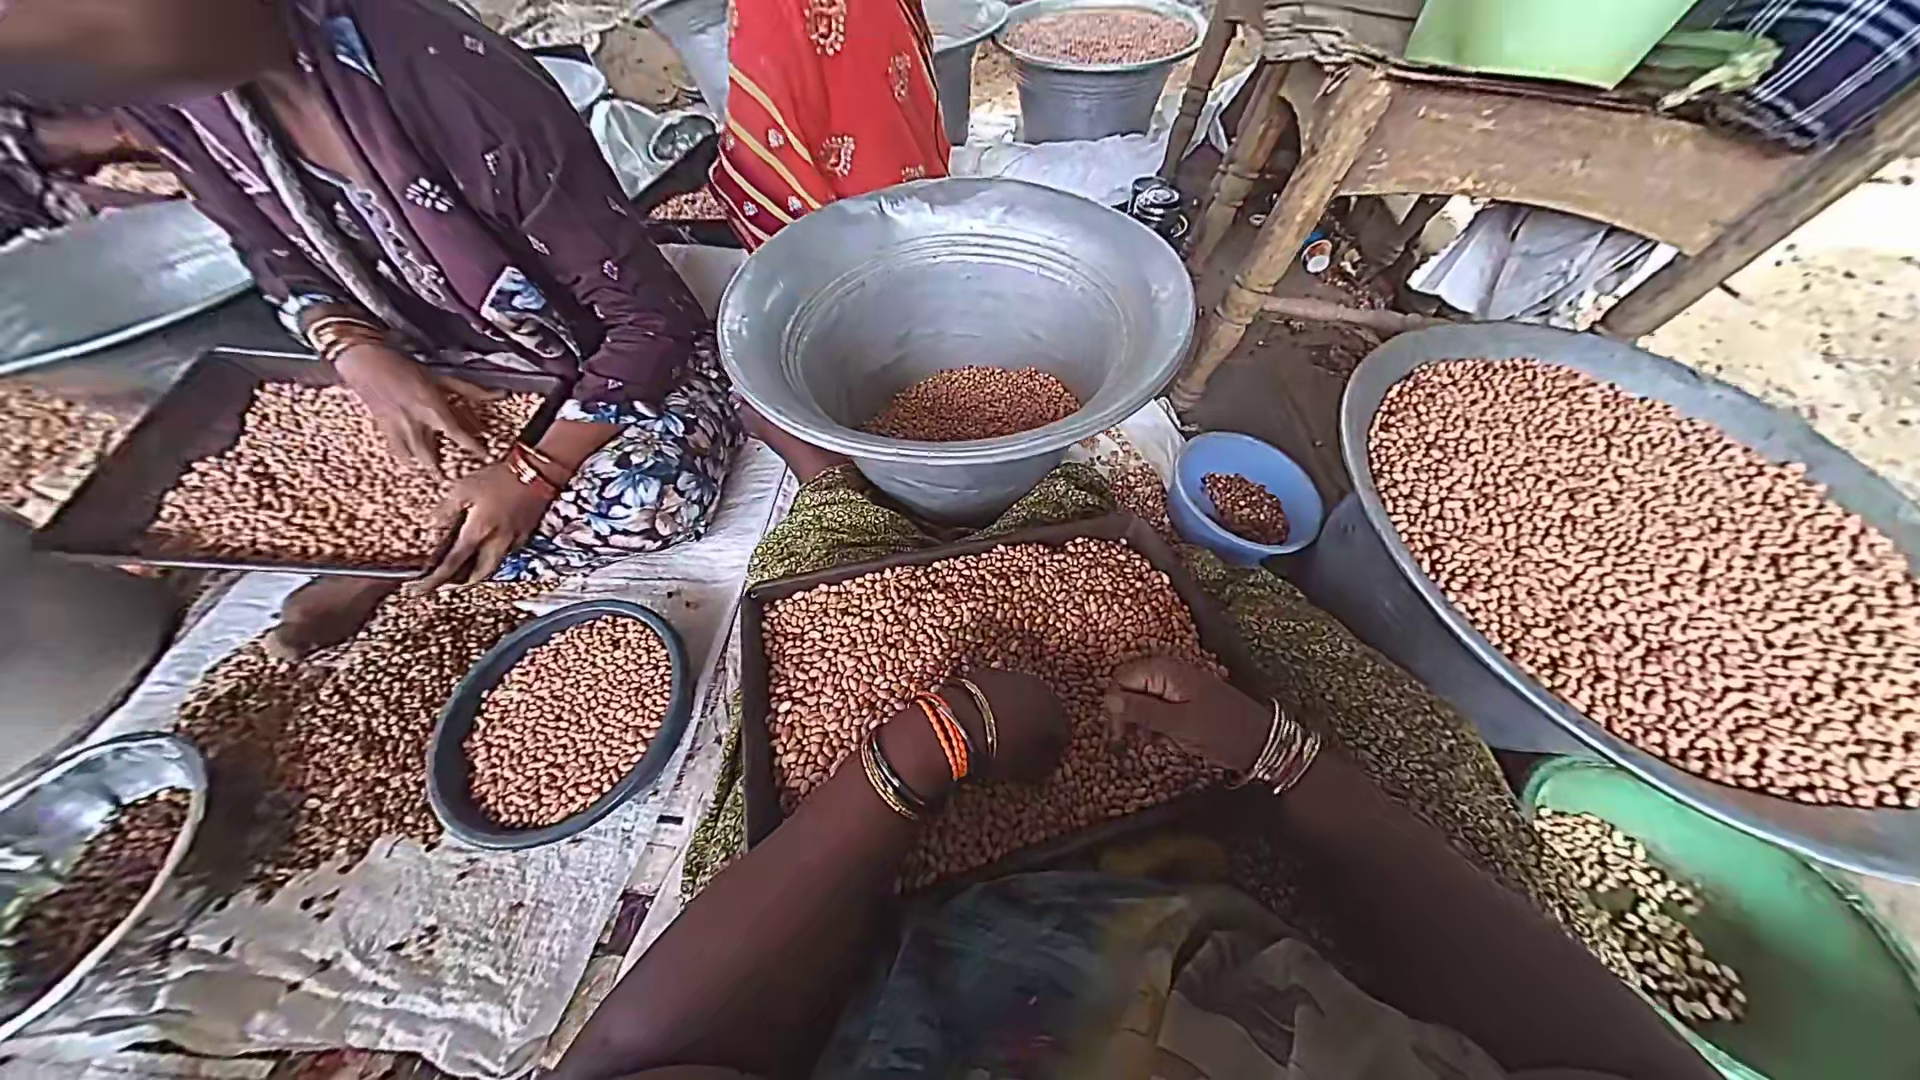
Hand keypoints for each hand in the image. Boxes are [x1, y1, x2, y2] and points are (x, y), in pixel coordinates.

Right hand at [334, 343, 489, 478]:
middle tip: (454, 480)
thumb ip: (473, 391)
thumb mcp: (443, 379)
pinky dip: (405, 459)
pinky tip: (412, 466)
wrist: (366, 362)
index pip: (458, 435)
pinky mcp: (382, 428)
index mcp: (433, 410)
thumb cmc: (407, 369)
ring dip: (423, 467)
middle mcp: (415, 423)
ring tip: (434, 478)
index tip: (485, 456)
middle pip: (430, 454)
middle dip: (441, 469)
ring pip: (411, 456)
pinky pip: (395, 450)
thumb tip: (502, 394)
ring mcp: (397, 427)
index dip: (473, 447)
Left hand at [411, 461, 554, 589]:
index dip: (435, 580)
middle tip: (448, 581)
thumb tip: (433, 526)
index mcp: (478, 532)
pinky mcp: (527, 533)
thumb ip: (446, 511)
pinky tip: (488, 545)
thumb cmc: (499, 478)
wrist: (537, 474)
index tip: (419, 590)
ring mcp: (516, 539)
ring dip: (479, 569)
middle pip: (480, 573)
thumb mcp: (462, 489)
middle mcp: (498, 541)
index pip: (453, 564)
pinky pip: (508, 551)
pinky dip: (494, 554)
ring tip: (465, 565)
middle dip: (463, 581)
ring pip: (496, 564)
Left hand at [952, 669, 1068, 782]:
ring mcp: (1015, 677)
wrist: (961, 720)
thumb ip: (1046, 762)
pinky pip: (1000, 690)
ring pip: (1023, 695)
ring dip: (1017, 708)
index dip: (1053, 746)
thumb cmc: (1000, 751)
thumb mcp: (1029, 769)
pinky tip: (985, 714)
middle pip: (1044, 708)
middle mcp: (1041, 689)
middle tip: (1023, 741)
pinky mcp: (990, 672)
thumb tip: (1049, 758)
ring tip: (1002, 727)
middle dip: (1037, 722)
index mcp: (1055, 713)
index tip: (1043, 757)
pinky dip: (997, 700)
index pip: (1063, 731)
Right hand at [1102, 657, 1270, 772]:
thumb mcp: (1178, 724)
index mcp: (1165, 670)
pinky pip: (1157, 707)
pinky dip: (1157, 725)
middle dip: (1129, 715)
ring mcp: (1176, 684)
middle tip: (1134, 741)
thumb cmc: (1222, 732)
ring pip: (1141, 700)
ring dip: (1143, 723)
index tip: (1118, 733)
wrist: (1263, 743)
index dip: (1115, 705)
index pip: (1121, 679)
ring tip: (1158, 742)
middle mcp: (1168, 671)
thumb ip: (1141, 710)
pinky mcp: (1183, 698)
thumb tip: (1107, 700)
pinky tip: (1168, 740)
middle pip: (1129, 688)